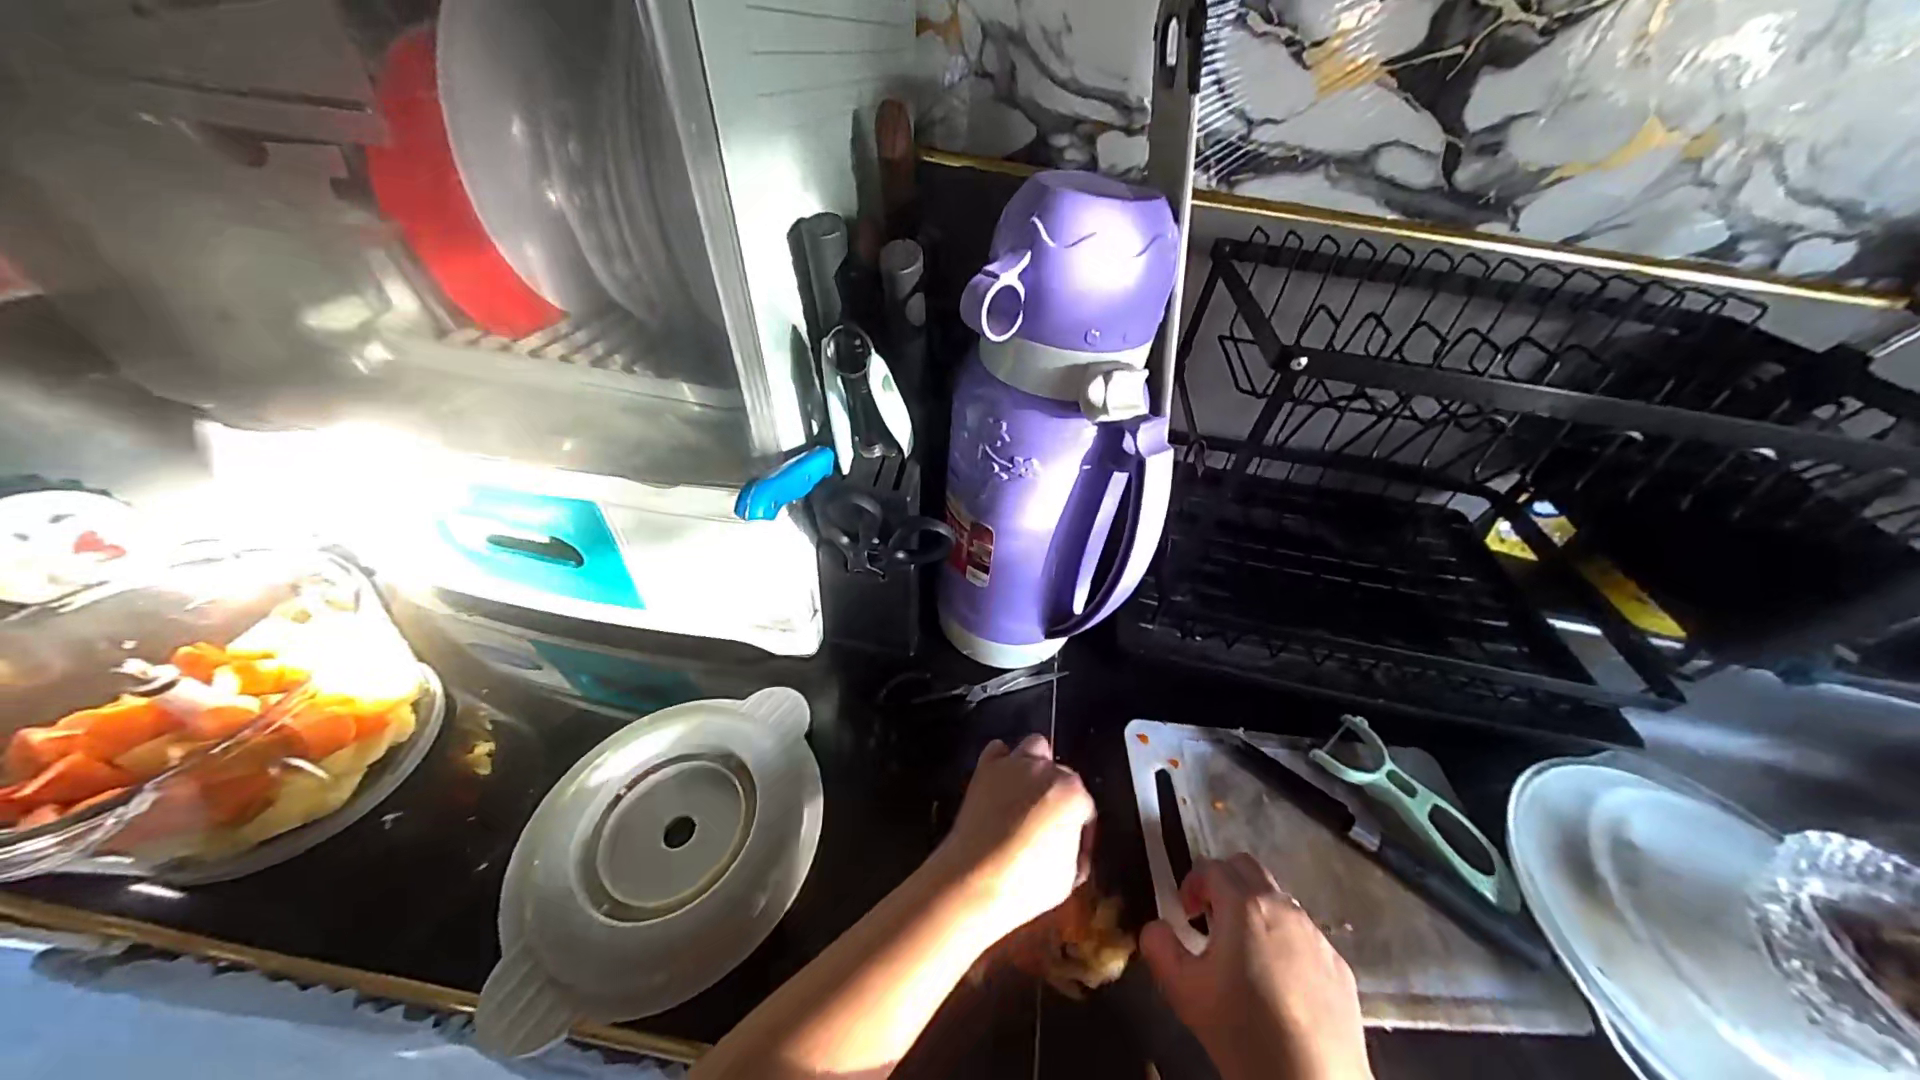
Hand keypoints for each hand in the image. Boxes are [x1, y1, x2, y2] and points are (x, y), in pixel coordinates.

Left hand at [927, 734, 1094, 941]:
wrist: (973, 881)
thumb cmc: (1026, 885)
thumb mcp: (1069, 877)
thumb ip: (1076, 849)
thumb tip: (1070, 842)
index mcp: (1073, 795)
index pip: (1086, 807)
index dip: (1081, 830)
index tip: (1073, 847)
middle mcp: (1047, 770)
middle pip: (1063, 775)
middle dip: (1059, 796)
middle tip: (1047, 824)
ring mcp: (1014, 765)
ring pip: (1035, 747)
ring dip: (1036, 765)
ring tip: (1028, 793)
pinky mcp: (986, 768)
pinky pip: (998, 751)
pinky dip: (1002, 762)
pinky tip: (1001, 783)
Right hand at [1140, 855, 1370, 1079]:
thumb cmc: (1242, 1032)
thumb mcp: (1182, 990)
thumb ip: (1159, 945)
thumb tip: (1157, 926)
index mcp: (1244, 906)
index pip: (1211, 866)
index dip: (1192, 883)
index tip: (1186, 913)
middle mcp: (1283, 909)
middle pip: (1247, 868)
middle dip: (1223, 884)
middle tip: (1210, 920)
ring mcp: (1317, 936)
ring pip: (1278, 900)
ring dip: (1254, 911)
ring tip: (1243, 955)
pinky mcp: (1339, 965)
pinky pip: (1304, 935)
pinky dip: (1283, 941)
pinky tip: (1278, 984)